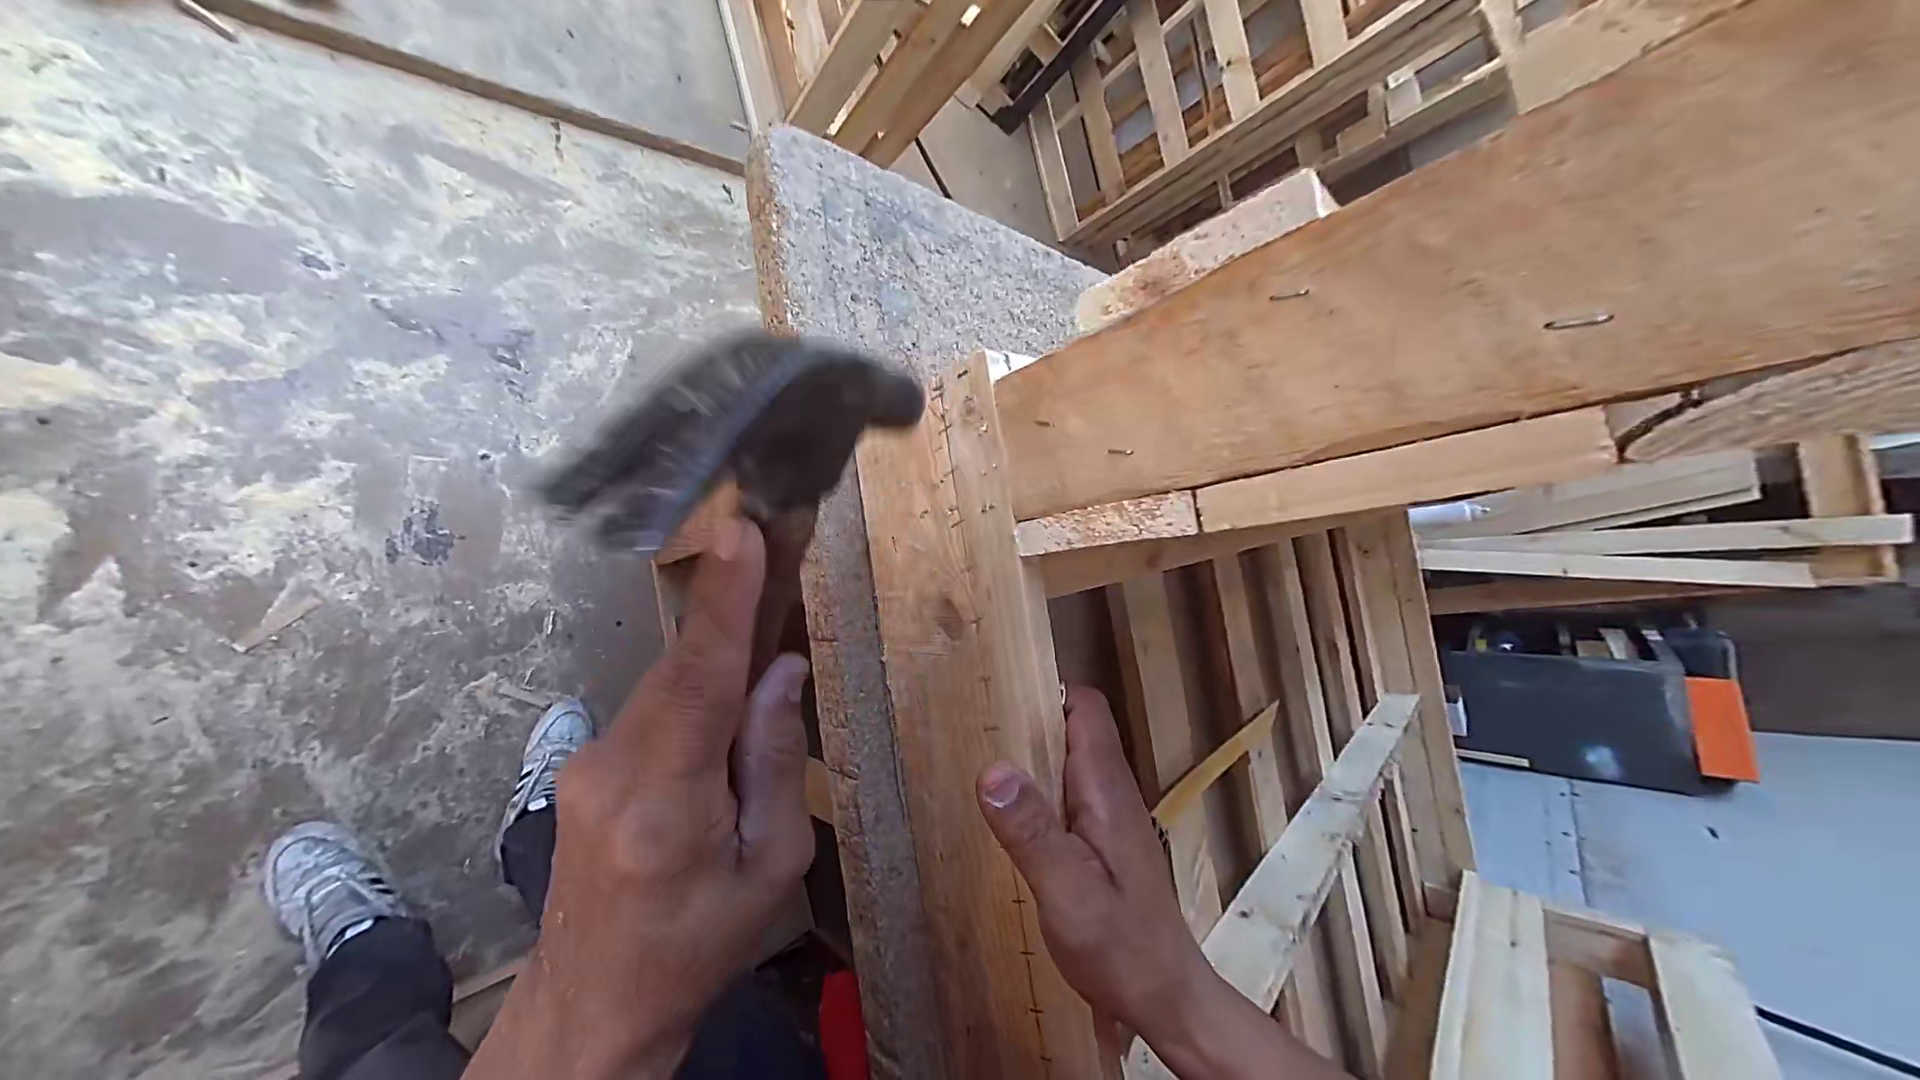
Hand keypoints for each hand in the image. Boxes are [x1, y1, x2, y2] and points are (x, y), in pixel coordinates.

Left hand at [471, 518, 813, 1079]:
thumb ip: (778, 761)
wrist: (591, 1007)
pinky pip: (655, 705)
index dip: (725, 601)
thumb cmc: (699, 946)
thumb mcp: (772, 866)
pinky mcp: (581, 763)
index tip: (740, 531)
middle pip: (685, 669)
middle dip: (734, 622)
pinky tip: (720, 730)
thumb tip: (782, 671)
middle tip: (776, 570)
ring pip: (670, 683)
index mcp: (666, 807)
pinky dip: (697, 694)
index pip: (700, 681)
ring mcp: (585, 763)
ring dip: (720, 667)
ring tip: (756, 680)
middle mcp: (612, 771)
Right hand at [975, 688, 1211, 1043]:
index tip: (1002, 694)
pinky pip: (1068, 789)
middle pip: (1073, 727)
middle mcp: (1111, 788)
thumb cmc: (1120, 947)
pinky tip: (1011, 812)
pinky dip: (1039, 786)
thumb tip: (992, 768)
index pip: (1086, 707)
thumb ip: (1031, 830)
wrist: (1167, 999)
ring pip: (1069, 758)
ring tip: (984, 763)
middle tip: (977, 729)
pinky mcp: (1103, 836)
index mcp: (1105, 786)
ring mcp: (1109, 812)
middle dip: (1029, 719)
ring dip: (1032, 753)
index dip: (1047, 692)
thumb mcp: (1067, 891)